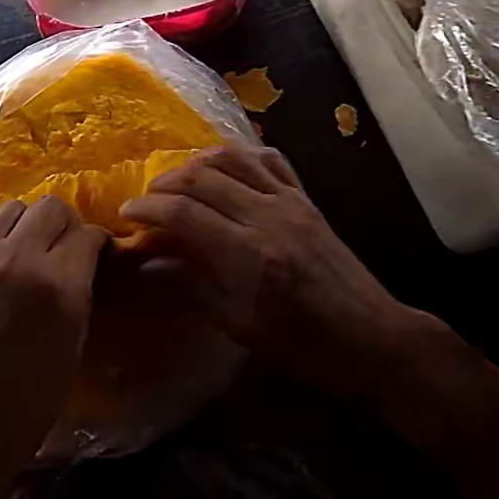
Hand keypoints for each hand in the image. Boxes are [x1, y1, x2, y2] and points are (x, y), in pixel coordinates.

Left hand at [0, 197, 108, 484]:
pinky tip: (7, 260)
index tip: (101, 255)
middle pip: (51, 207)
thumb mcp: (72, 346)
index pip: (87, 234)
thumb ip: (79, 294)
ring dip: (32, 223)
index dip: (98, 242)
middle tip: (70, 250)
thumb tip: (84, 265)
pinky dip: (2, 234)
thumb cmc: (27, 404)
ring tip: (36, 251)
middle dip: (68, 224)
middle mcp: (19, 259)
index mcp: (58, 286)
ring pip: (15, 208)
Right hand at [121, 143, 438, 398]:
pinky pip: (269, 160)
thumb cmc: (301, 343)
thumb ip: (189, 286)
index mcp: (248, 255)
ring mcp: (290, 203)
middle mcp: (267, 218)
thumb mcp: (237, 325)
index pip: (183, 213)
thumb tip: (146, 264)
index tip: (127, 214)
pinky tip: (222, 166)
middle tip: (147, 199)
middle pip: (201, 179)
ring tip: (177, 180)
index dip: (147, 208)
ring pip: (232, 159)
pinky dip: (238, 155)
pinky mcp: (306, 199)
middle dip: (163, 184)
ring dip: (196, 164)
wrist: (372, 337)